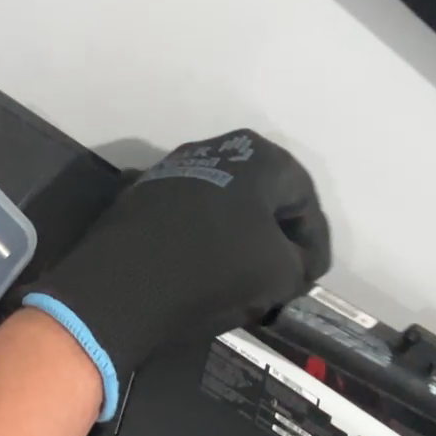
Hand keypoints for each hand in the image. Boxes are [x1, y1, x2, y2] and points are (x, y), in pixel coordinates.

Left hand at [21, 129, 330, 418]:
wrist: (121, 285)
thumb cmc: (212, 271)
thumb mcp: (278, 275)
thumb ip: (298, 267)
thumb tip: (292, 269)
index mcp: (259, 157)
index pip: (303, 201)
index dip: (314, 245)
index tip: (311, 277)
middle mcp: (214, 150)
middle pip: (259, 201)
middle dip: (272, 240)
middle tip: (278, 278)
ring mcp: (168, 174)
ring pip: (219, 211)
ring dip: (233, 242)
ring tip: (237, 281)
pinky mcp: (135, 203)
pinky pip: (181, 226)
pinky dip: (196, 246)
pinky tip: (196, 274)